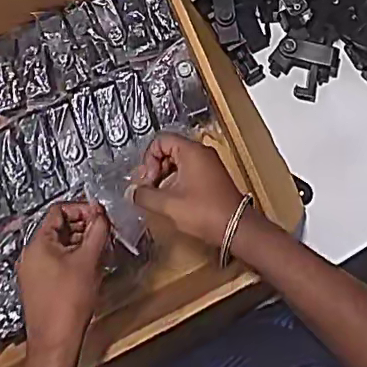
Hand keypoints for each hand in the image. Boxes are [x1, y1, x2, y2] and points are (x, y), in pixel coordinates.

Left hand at [17, 201, 110, 358]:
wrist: (55, 343)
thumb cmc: (70, 299)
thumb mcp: (89, 258)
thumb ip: (97, 229)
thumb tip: (100, 211)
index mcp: (37, 244)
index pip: (59, 210)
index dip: (82, 208)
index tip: (101, 216)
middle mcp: (30, 254)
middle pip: (59, 226)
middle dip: (83, 224)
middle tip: (104, 231)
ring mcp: (33, 271)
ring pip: (60, 243)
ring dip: (81, 240)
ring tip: (101, 247)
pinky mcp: (39, 284)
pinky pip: (57, 259)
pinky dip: (74, 256)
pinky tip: (90, 264)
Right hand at [131, 133, 248, 247]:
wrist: (235, 226)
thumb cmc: (204, 212)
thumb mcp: (168, 204)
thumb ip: (145, 196)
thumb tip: (132, 192)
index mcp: (191, 151)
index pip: (161, 140)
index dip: (149, 158)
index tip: (148, 179)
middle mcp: (201, 151)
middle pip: (169, 148)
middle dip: (155, 167)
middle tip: (150, 188)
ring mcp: (208, 162)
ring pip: (178, 159)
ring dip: (164, 174)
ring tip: (159, 195)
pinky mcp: (212, 174)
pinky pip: (189, 168)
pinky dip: (176, 179)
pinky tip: (172, 198)